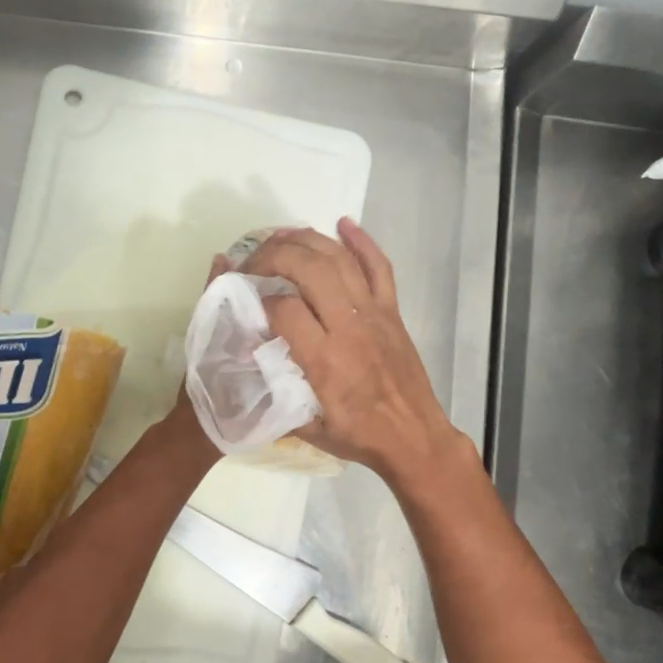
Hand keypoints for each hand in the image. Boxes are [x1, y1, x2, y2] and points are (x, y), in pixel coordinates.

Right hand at [241, 219, 468, 483]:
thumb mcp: (308, 426)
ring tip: (279, 236)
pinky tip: (342, 224)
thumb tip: (253, 361)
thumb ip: (278, 393)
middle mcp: (349, 327)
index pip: (283, 309)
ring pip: (340, 259)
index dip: (259, 301)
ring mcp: (375, 314)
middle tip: (252, 261)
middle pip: (309, 269)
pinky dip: (362, 241)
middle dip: (274, 255)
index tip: (249, 307)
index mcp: (324, 360)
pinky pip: (379, 267)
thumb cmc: (357, 437)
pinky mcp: (393, 312)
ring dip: (307, 239)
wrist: (413, 438)